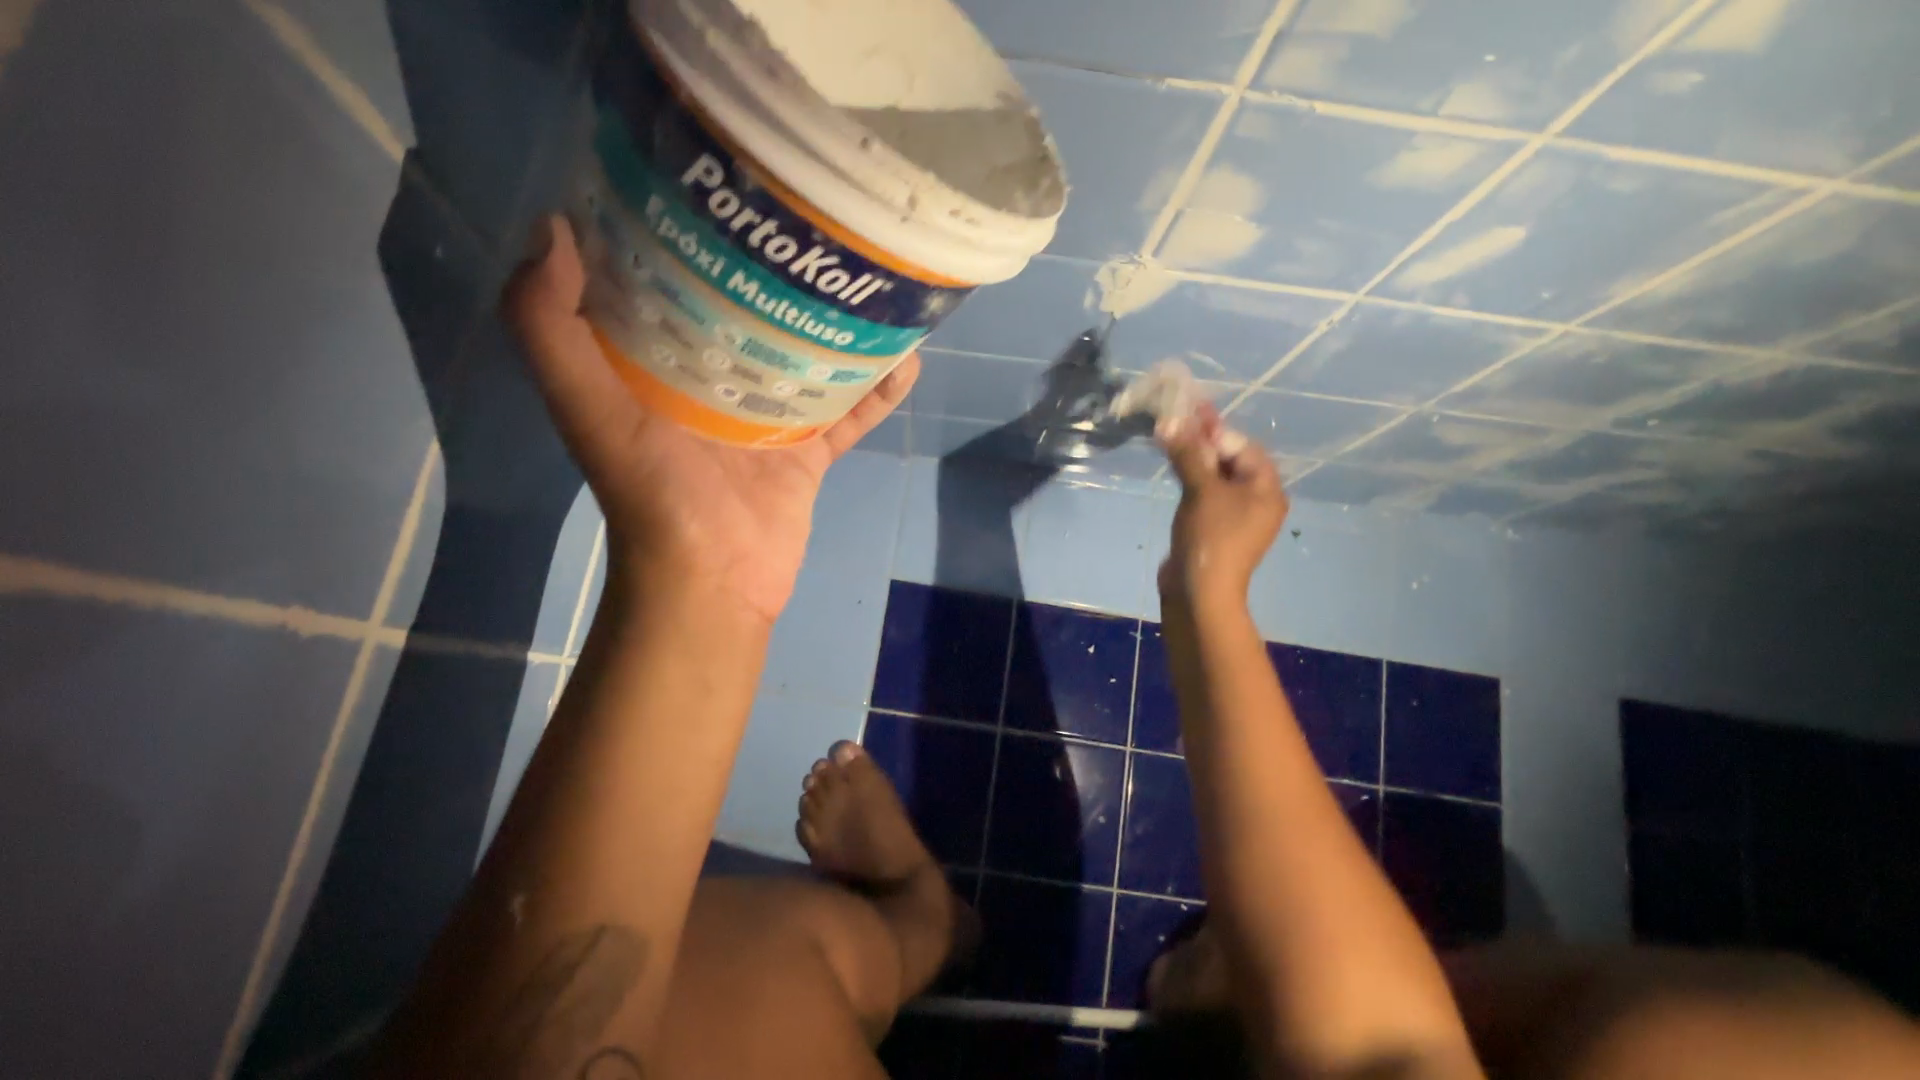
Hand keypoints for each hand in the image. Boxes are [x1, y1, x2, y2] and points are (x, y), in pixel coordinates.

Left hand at [503, 215, 917, 624]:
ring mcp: (765, 418)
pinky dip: (876, 389)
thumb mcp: (588, 406)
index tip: (714, 181)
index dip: (682, 232)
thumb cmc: (653, 492)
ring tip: (871, 279)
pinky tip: (907, 355)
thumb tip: (552, 225)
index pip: (666, 282)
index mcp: (654, 365)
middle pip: (748, 312)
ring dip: (836, 324)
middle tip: (813, 222)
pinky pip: (847, 412)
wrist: (713, 580)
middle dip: (776, 270)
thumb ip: (551, 329)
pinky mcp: (807, 451)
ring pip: (806, 356)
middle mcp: (709, 382)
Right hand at [1158, 404, 1287, 605]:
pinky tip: (1172, 471)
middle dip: (1203, 443)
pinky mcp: (1214, 530)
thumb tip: (1168, 421)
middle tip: (1174, 426)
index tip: (1187, 415)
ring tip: (1168, 443)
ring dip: (1194, 460)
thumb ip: (1188, 453)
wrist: (1200, 594)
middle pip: (1231, 461)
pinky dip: (1190, 481)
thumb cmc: (1211, 537)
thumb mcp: (1201, 490)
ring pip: (1215, 478)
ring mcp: (1235, 518)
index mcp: (1267, 490)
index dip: (1216, 430)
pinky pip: (1205, 496)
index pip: (1243, 447)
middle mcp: (1257, 502)